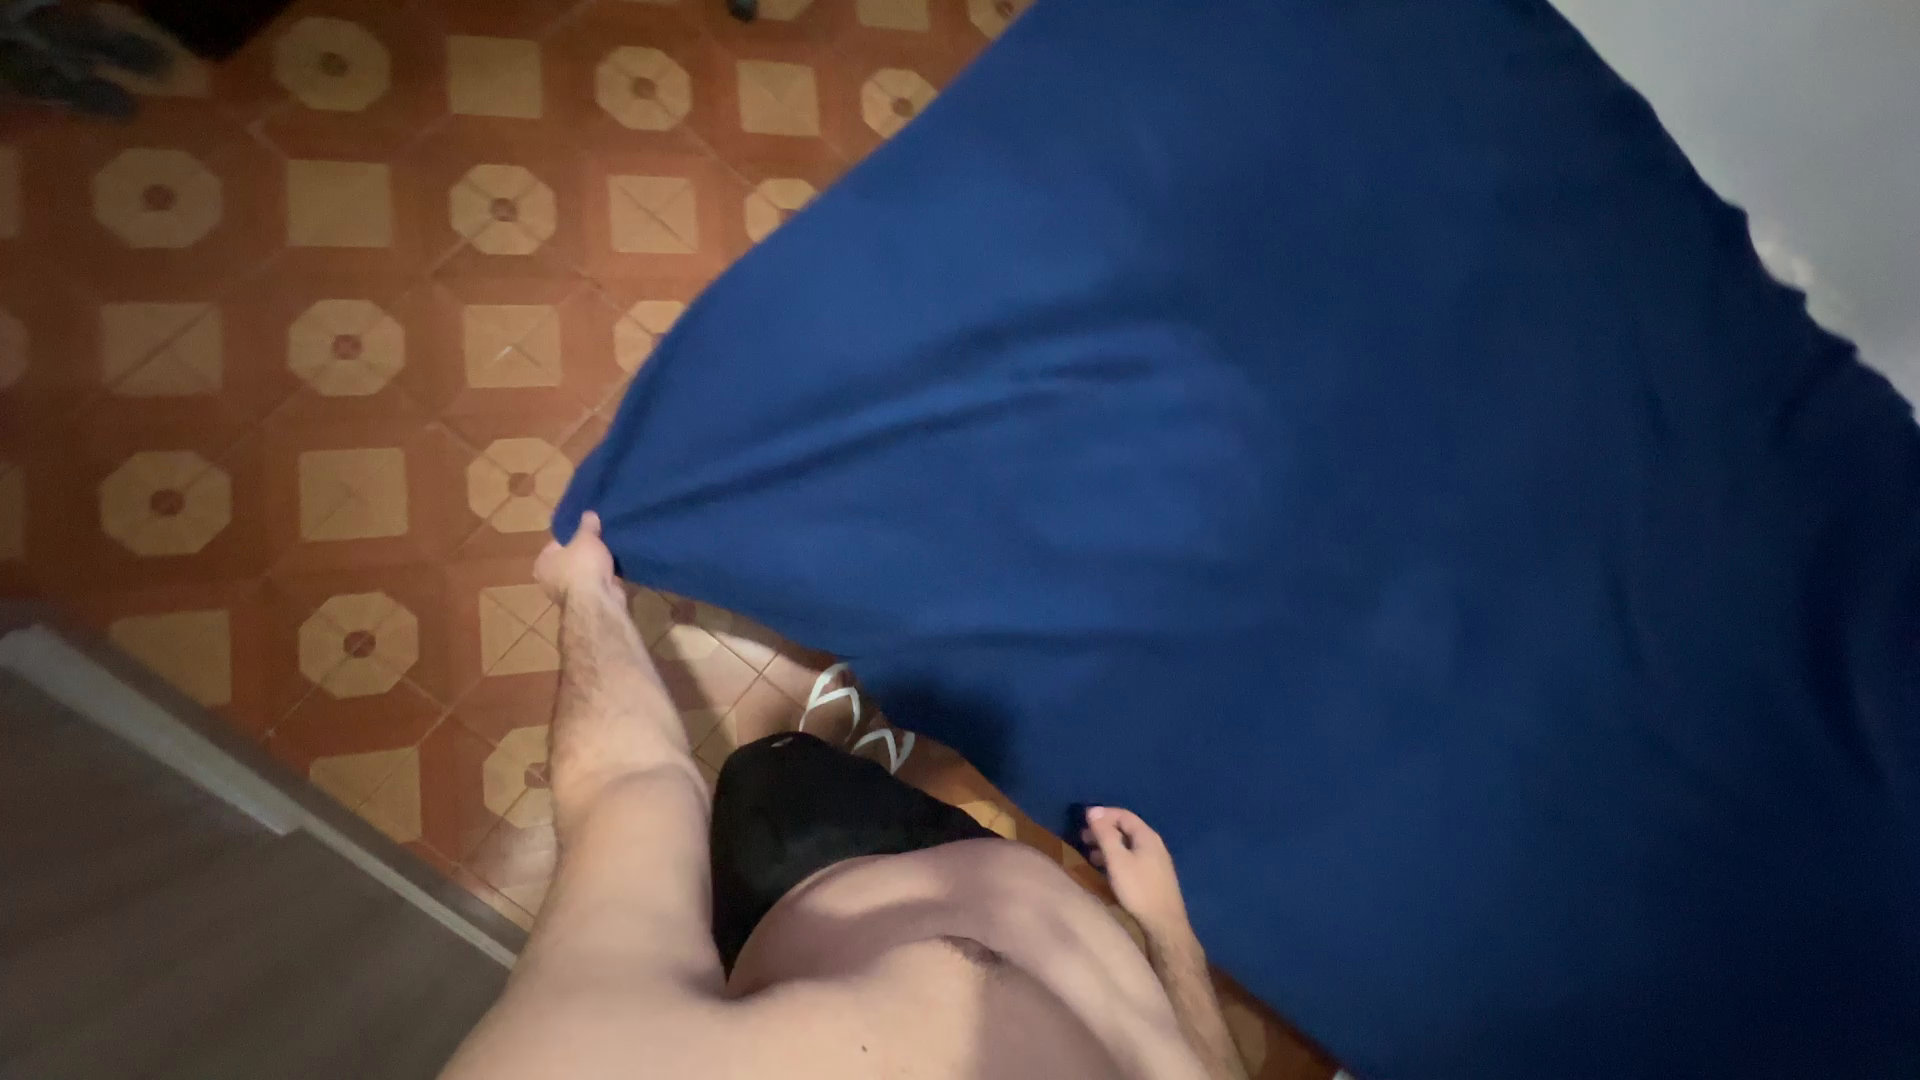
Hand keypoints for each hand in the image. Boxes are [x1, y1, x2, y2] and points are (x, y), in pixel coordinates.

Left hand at [535, 511, 616, 602]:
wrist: (597, 600)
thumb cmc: (583, 565)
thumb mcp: (586, 538)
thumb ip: (587, 525)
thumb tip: (589, 513)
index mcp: (542, 562)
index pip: (557, 543)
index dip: (574, 536)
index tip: (590, 531)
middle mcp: (549, 579)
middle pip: (570, 559)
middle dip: (585, 553)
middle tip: (602, 542)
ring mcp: (566, 593)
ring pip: (583, 573)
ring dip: (595, 568)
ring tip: (611, 555)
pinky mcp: (584, 602)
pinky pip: (594, 585)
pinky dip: (602, 579)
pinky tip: (615, 570)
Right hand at [1083, 806, 1189, 940]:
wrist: (1164, 924)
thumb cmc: (1138, 889)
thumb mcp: (1117, 860)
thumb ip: (1105, 834)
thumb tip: (1093, 810)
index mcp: (1146, 836)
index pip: (1123, 815)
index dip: (1103, 814)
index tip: (1084, 820)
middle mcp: (1154, 844)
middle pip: (1126, 829)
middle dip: (1104, 831)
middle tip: (1083, 837)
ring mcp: (1156, 861)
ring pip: (1128, 845)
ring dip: (1109, 846)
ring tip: (1090, 855)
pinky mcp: (1155, 876)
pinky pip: (1132, 858)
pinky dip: (1117, 858)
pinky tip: (1108, 870)